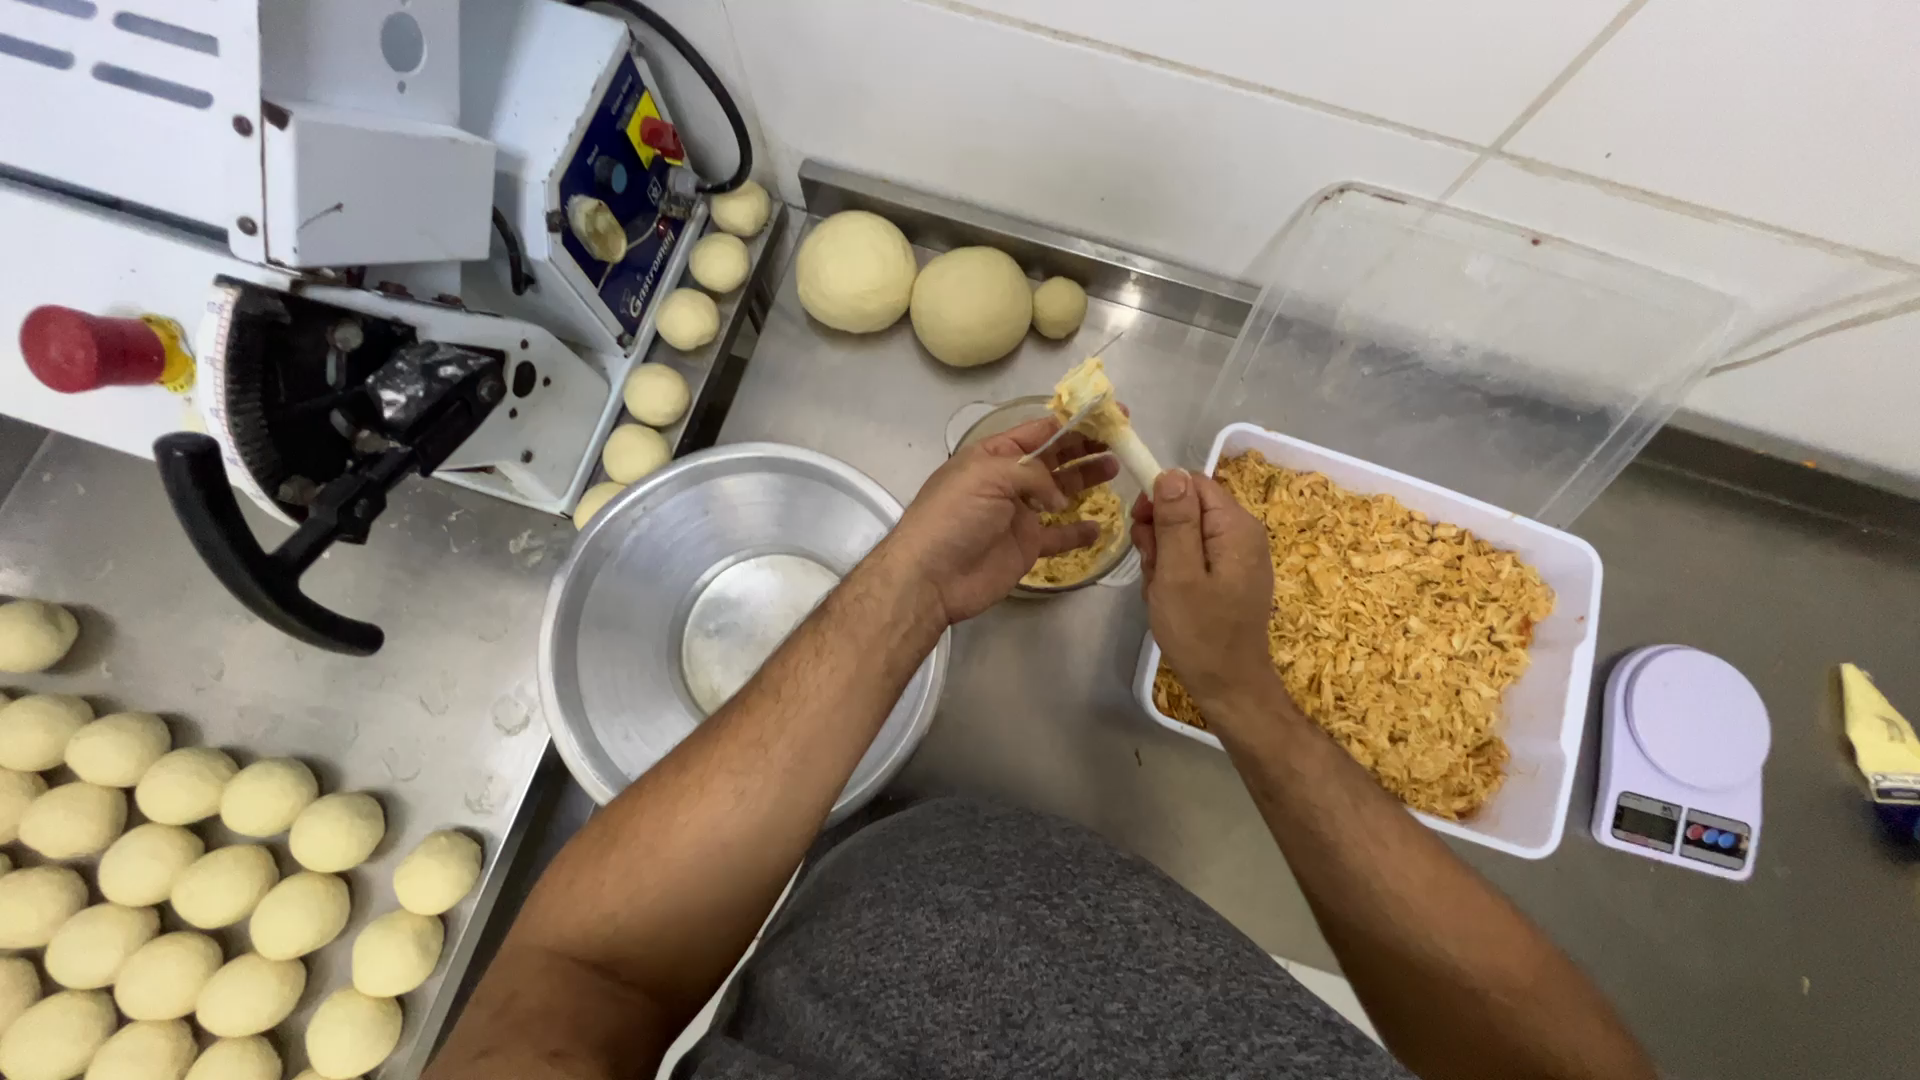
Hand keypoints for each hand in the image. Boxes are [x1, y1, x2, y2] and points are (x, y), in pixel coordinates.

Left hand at [879, 417, 1119, 625]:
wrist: (931, 576)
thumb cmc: (953, 516)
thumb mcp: (987, 475)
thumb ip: (1031, 474)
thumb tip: (1057, 497)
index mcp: (994, 456)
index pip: (1039, 432)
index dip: (1074, 423)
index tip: (1108, 416)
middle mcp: (1008, 481)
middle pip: (1054, 459)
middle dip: (1085, 447)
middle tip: (1120, 440)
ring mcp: (1019, 515)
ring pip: (1060, 493)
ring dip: (1086, 480)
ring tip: (1116, 469)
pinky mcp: (1026, 547)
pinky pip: (1059, 538)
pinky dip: (1079, 532)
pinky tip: (1101, 526)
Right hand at [1131, 469, 1281, 718]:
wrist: (1228, 685)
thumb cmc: (1200, 632)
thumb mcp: (1177, 573)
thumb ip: (1175, 521)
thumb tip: (1170, 472)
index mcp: (1236, 527)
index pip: (1192, 484)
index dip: (1160, 498)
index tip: (1139, 527)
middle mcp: (1243, 534)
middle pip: (1188, 508)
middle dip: (1159, 534)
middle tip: (1151, 569)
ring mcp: (1237, 557)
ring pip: (1184, 535)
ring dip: (1162, 558)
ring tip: (1159, 590)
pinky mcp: (1229, 577)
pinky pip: (1192, 558)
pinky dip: (1173, 574)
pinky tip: (1168, 599)